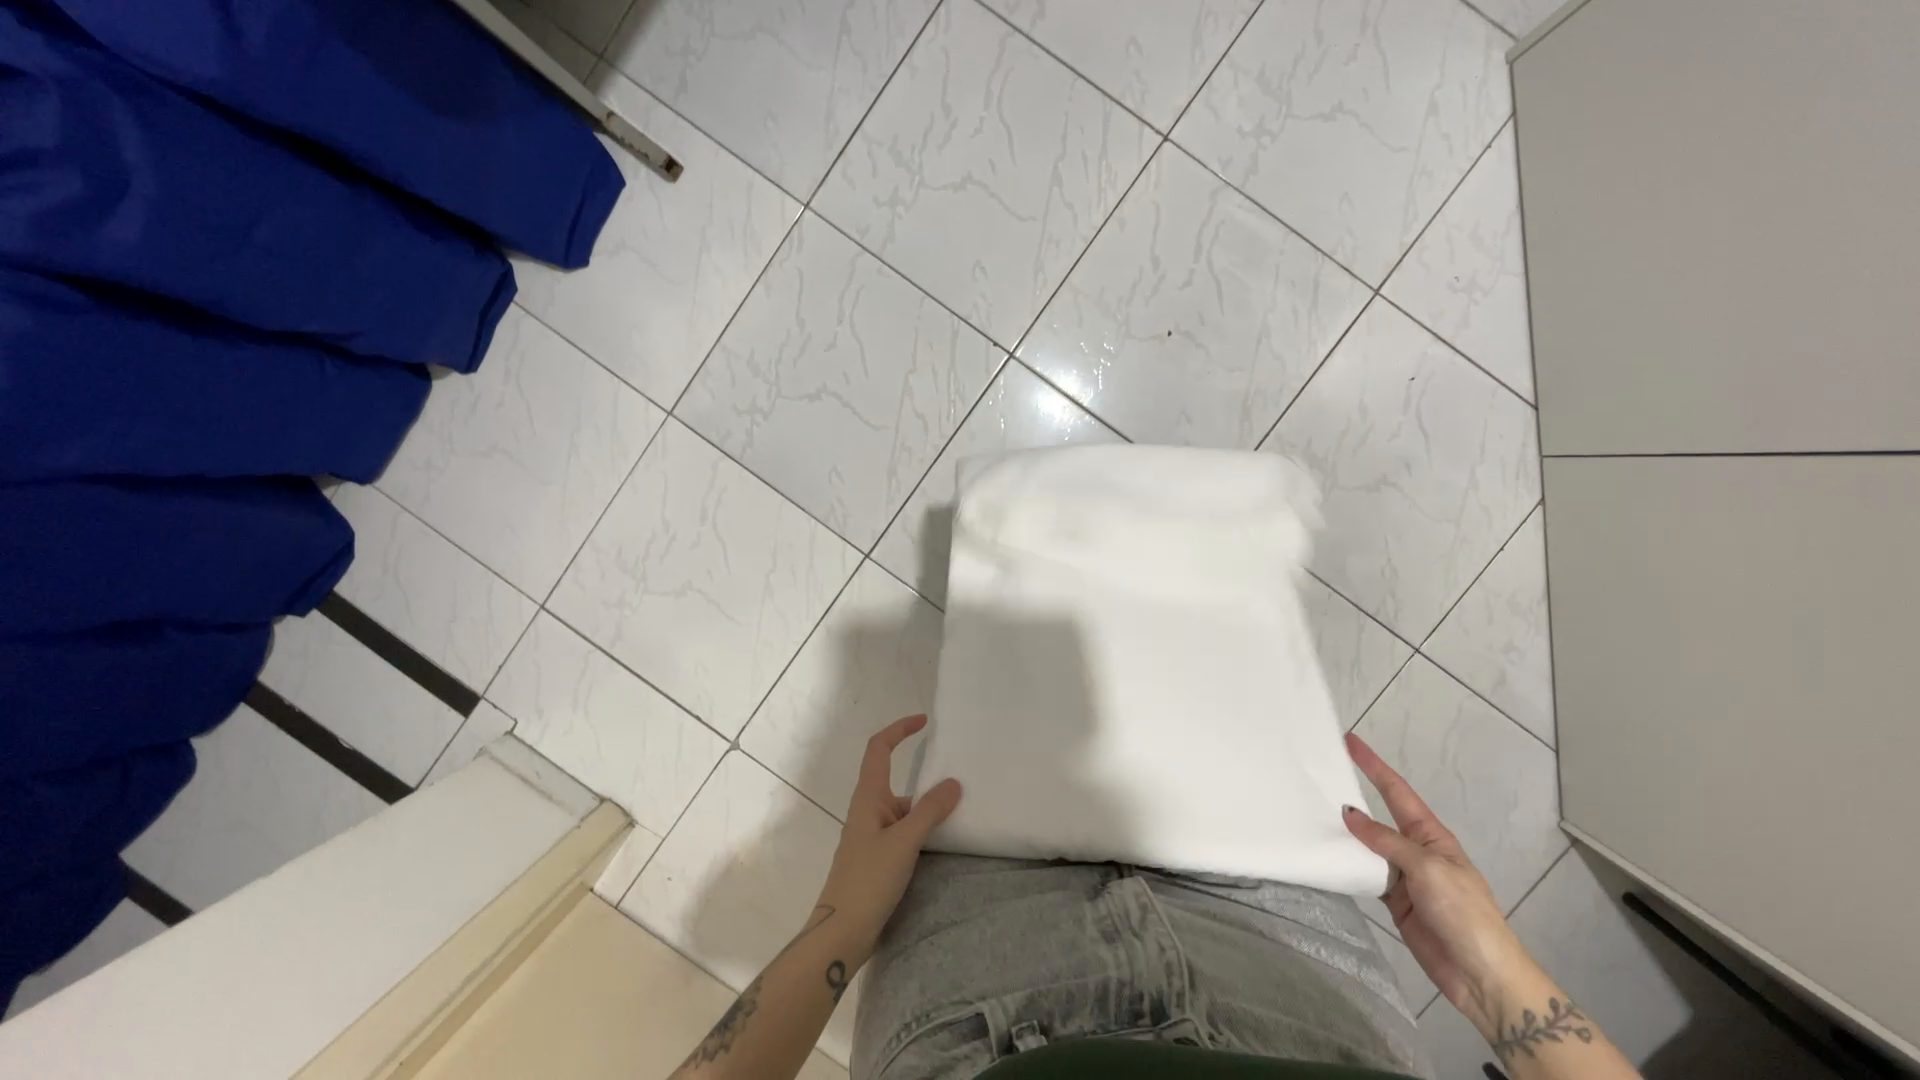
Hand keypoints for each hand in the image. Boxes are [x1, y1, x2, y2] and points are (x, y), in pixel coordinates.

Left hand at [816, 715, 961, 966]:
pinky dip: (924, 832)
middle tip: (960, 782)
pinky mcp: (878, 859)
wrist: (841, 933)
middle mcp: (868, 811)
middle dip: (926, 779)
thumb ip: (930, 811)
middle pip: (896, 781)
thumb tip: (953, 782)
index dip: (899, 730)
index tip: (925, 721)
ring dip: (928, 810)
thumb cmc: (868, 881)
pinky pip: (905, 833)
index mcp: (868, 798)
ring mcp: (872, 837)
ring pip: (904, 811)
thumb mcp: (904, 842)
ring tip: (962, 816)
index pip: (879, 749)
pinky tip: (944, 845)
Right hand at [1342, 732, 1544, 1037]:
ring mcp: (1403, 876)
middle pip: (1378, 817)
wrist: (1480, 974)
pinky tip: (1326, 856)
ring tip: (1310, 814)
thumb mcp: (1428, 870)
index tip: (1350, 741)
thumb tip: (1350, 815)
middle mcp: (1415, 850)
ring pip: (1366, 846)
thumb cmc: (1464, 913)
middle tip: (1319, 777)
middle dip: (1353, 796)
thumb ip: (1387, 842)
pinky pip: (1364, 873)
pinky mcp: (1392, 900)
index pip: (1397, 792)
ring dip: (1344, 834)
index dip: (1374, 766)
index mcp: (1432, 836)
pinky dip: (1346, 864)